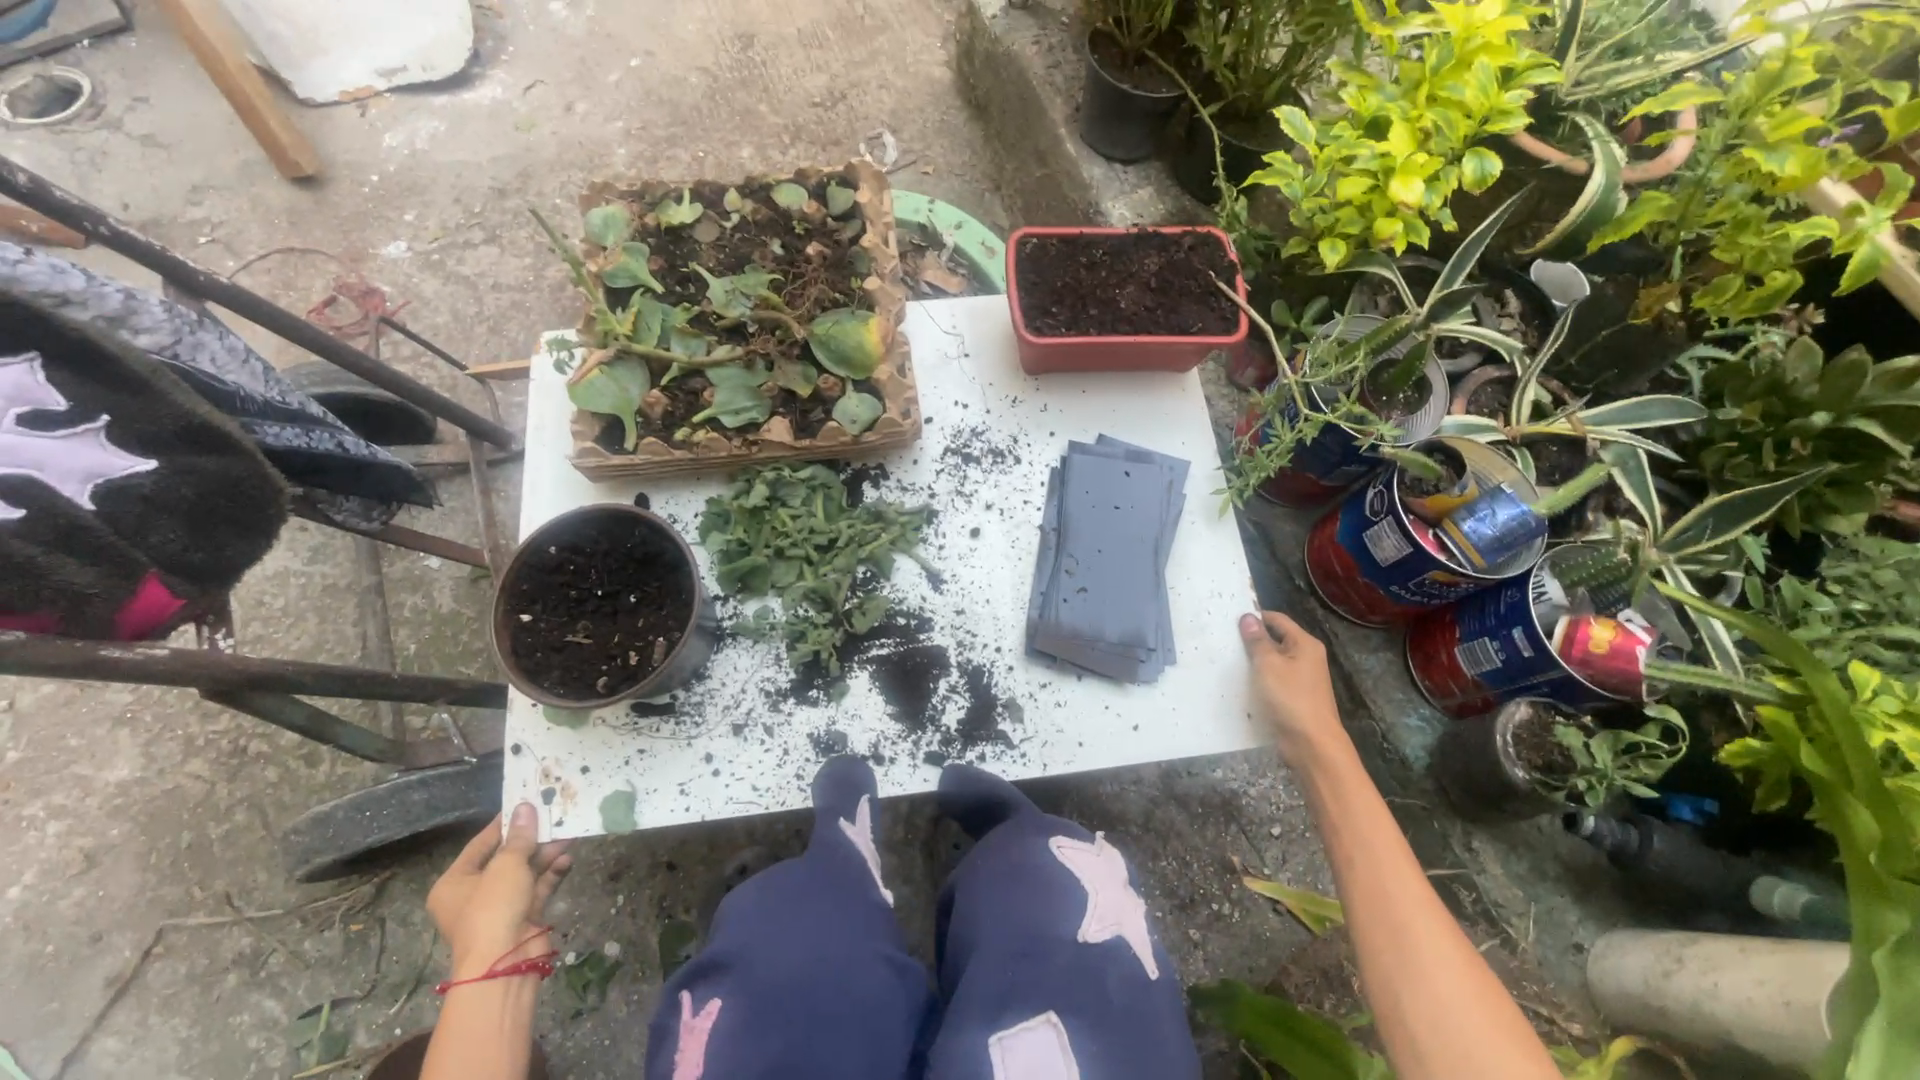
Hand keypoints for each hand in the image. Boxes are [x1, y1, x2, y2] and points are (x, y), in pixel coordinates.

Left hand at [427, 803, 573, 977]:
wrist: (505, 962)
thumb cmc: (493, 908)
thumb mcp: (506, 866)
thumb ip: (520, 837)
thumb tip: (526, 807)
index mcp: (454, 883)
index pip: (480, 845)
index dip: (503, 824)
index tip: (524, 803)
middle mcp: (474, 894)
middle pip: (505, 858)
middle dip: (531, 839)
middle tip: (553, 816)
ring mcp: (499, 907)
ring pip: (525, 873)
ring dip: (546, 854)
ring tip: (568, 833)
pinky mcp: (523, 917)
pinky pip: (538, 889)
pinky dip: (551, 874)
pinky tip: (567, 859)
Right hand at [1238, 611, 1346, 764]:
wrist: (1311, 742)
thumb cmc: (1291, 698)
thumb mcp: (1268, 665)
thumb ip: (1257, 640)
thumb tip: (1248, 617)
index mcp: (1305, 644)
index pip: (1278, 620)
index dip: (1256, 617)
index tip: (1230, 620)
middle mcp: (1306, 658)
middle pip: (1276, 640)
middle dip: (1252, 641)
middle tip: (1224, 641)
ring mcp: (1301, 679)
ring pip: (1273, 662)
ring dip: (1254, 662)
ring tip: (1227, 661)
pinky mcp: (1294, 697)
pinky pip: (1274, 681)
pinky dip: (1259, 680)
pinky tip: (1240, 684)